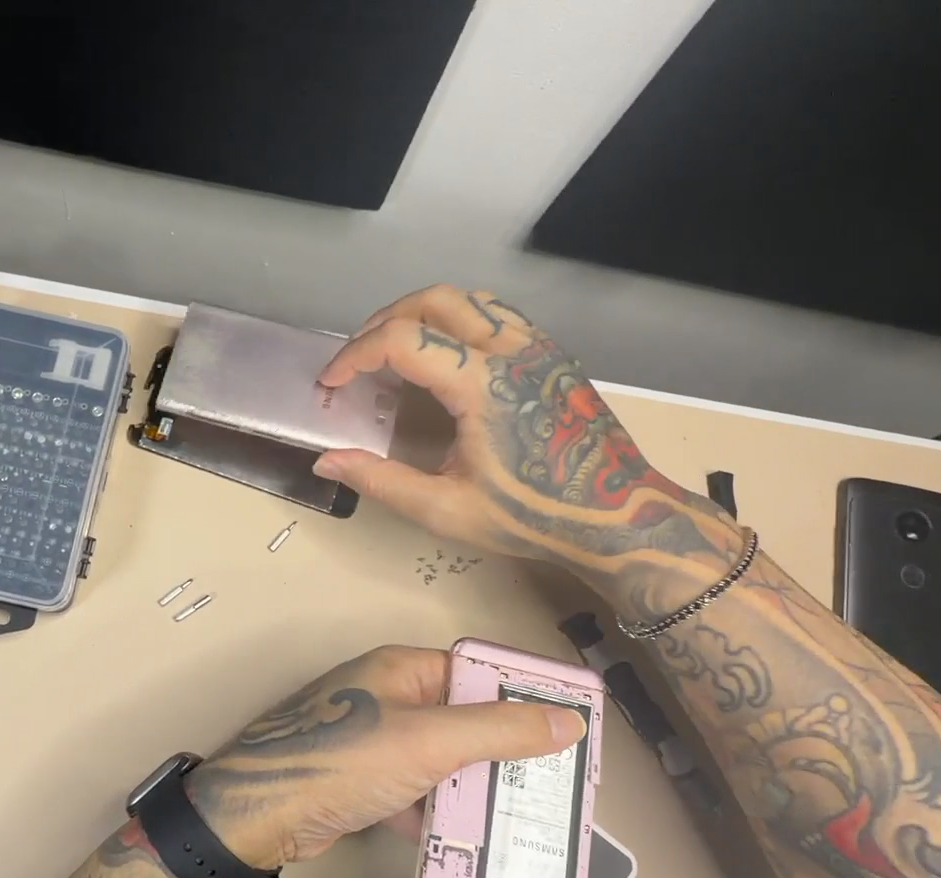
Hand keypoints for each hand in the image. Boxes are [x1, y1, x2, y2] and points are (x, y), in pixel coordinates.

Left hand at [186, 646, 583, 868]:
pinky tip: (459, 839)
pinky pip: (411, 789)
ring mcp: (369, 738)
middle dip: (500, 753)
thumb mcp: (429, 742)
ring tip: (517, 820)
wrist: (262, 812)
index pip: (475, 672)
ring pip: (436, 759)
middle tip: (549, 787)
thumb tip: (567, 719)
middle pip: (459, 719)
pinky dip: (433, 810)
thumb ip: (498, 731)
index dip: (519, 698)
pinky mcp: (358, 778)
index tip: (565, 732)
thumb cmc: (344, 759)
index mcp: (400, 669)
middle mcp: (385, 696)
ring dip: (470, 788)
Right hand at [310, 285, 738, 584]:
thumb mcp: (444, 509)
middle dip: (383, 322)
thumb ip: (380, 481)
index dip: (355, 356)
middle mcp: (512, 350)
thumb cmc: (530, 515)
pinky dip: (455, 320)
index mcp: (483, 384)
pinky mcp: (551, 353)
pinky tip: (443, 356)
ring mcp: (537, 346)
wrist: (615, 515)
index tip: (331, 383)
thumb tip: (326, 462)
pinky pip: (495, 313)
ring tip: (394, 350)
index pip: (403, 340)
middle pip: (433, 300)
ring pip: (467, 299)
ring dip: (420, 313)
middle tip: (357, 360)